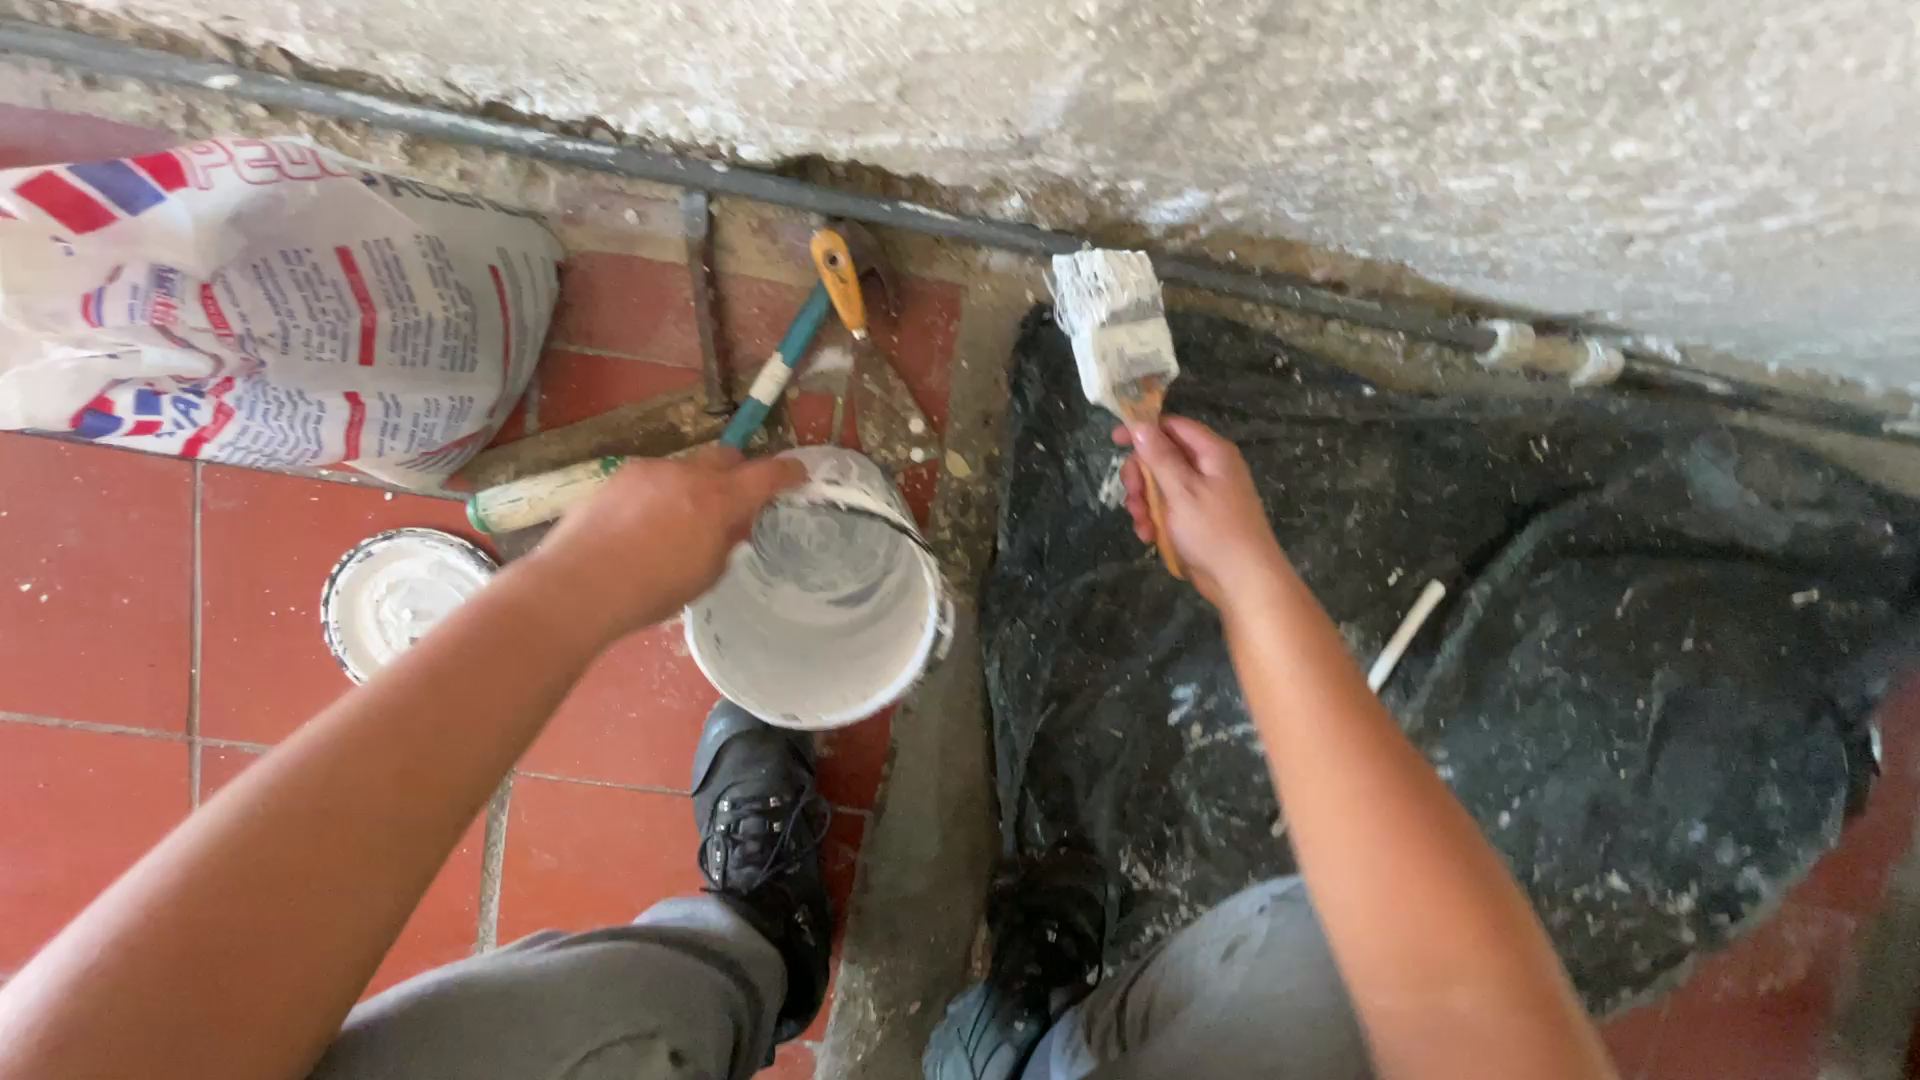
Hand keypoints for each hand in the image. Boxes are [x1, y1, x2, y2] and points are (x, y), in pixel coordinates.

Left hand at [518, 446, 804, 641]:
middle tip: (732, 503)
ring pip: (687, 468)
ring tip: (677, 523)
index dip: (788, 473)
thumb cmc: (651, 591)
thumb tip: (733, 525)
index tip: (799, 474)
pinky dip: (661, 493)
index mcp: (717, 501)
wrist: (576, 587)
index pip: (766, 475)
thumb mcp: (706, 574)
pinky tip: (642, 524)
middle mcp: (687, 474)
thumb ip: (726, 542)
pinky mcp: (618, 476)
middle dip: (737, 474)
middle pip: (727, 457)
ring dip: (694, 487)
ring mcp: (650, 470)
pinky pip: (654, 477)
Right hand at [1114, 415, 1288, 610]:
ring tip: (1142, 524)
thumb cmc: (1213, 530)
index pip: (1172, 427)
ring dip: (1144, 502)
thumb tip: (1140, 425)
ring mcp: (1203, 494)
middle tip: (1132, 496)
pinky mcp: (1197, 517)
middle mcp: (1209, 468)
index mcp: (1211, 453)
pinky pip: (1168, 507)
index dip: (1143, 431)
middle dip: (1141, 477)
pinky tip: (1149, 536)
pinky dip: (1155, 518)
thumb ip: (1160, 456)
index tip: (1115, 442)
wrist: (1242, 579)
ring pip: (1161, 484)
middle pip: (1163, 457)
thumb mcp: (1182, 490)